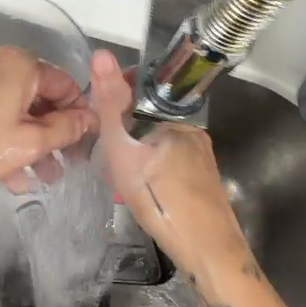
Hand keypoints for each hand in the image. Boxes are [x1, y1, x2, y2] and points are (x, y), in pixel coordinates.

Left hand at [0, 45, 98, 195]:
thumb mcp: (29, 144)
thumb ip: (66, 130)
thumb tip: (89, 119)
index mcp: (21, 63)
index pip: (65, 85)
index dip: (78, 116)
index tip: (82, 145)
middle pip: (36, 96)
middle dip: (50, 134)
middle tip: (59, 168)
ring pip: (11, 105)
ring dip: (26, 139)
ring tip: (33, 177)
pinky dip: (1, 132)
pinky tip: (5, 169)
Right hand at [88, 50, 252, 277]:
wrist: (209, 252)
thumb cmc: (161, 200)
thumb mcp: (125, 151)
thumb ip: (110, 105)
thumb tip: (101, 53)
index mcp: (178, 117)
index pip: (142, 87)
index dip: (116, 95)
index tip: (96, 115)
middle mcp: (193, 130)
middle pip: (148, 116)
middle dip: (123, 129)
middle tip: (103, 152)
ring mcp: (201, 156)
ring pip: (157, 141)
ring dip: (135, 151)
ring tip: (116, 174)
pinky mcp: (202, 178)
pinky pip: (168, 161)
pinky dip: (149, 167)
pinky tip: (136, 190)